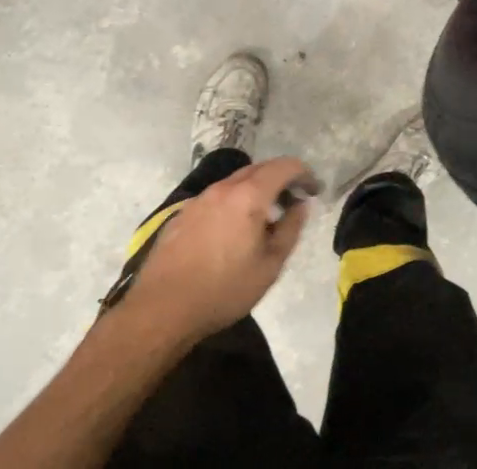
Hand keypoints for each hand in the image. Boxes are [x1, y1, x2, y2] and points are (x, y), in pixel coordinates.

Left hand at [121, 156, 314, 341]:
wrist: (162, 310)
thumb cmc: (224, 290)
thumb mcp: (270, 265)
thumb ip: (290, 229)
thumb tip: (300, 205)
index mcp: (248, 196)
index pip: (284, 166)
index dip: (304, 174)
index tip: (313, 191)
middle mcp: (222, 189)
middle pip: (259, 169)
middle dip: (281, 179)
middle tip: (293, 202)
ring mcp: (198, 200)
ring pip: (235, 182)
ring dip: (256, 190)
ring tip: (264, 219)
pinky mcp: (181, 215)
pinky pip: (216, 198)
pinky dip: (233, 203)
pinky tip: (232, 232)